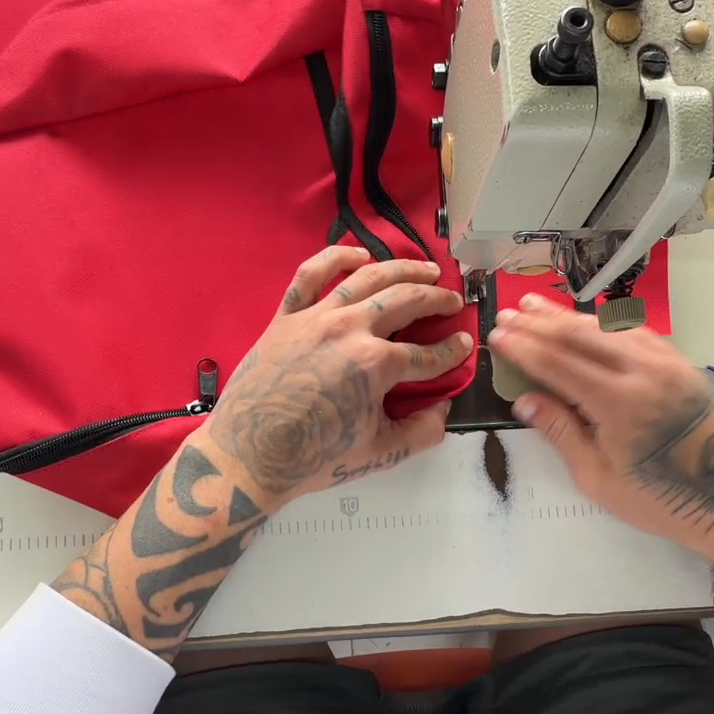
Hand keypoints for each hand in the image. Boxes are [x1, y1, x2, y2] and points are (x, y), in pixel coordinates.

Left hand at [203, 245, 472, 509]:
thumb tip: (443, 412)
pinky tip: (358, 255)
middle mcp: (349, 329)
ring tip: (424, 269)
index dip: (451, 351)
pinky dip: (335, 258)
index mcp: (376, 364)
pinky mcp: (285, 317)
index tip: (464, 344)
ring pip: (366, 278)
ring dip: (402, 268)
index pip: (426, 354)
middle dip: (436, 299)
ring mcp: (315, 318)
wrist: (249, 454)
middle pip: (405, 301)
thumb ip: (420, 432)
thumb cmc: (313, 458)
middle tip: (452, 300)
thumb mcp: (378, 454)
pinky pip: (310, 275)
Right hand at [489, 294, 713, 564]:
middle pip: (582, 336)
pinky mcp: (684, 365)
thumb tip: (526, 400)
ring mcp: (669, 364)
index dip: (524, 348)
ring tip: (539, 307)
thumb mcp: (598, 478)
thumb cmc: (659, 500)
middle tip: (509, 312)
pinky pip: (638, 334)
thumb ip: (562, 432)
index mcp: (619, 403)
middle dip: (540, 323)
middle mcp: (645, 372)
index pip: (559, 363)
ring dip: (570, 317)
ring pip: (610, 328)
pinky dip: (606, 325)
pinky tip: (589, 322)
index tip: (497, 335)